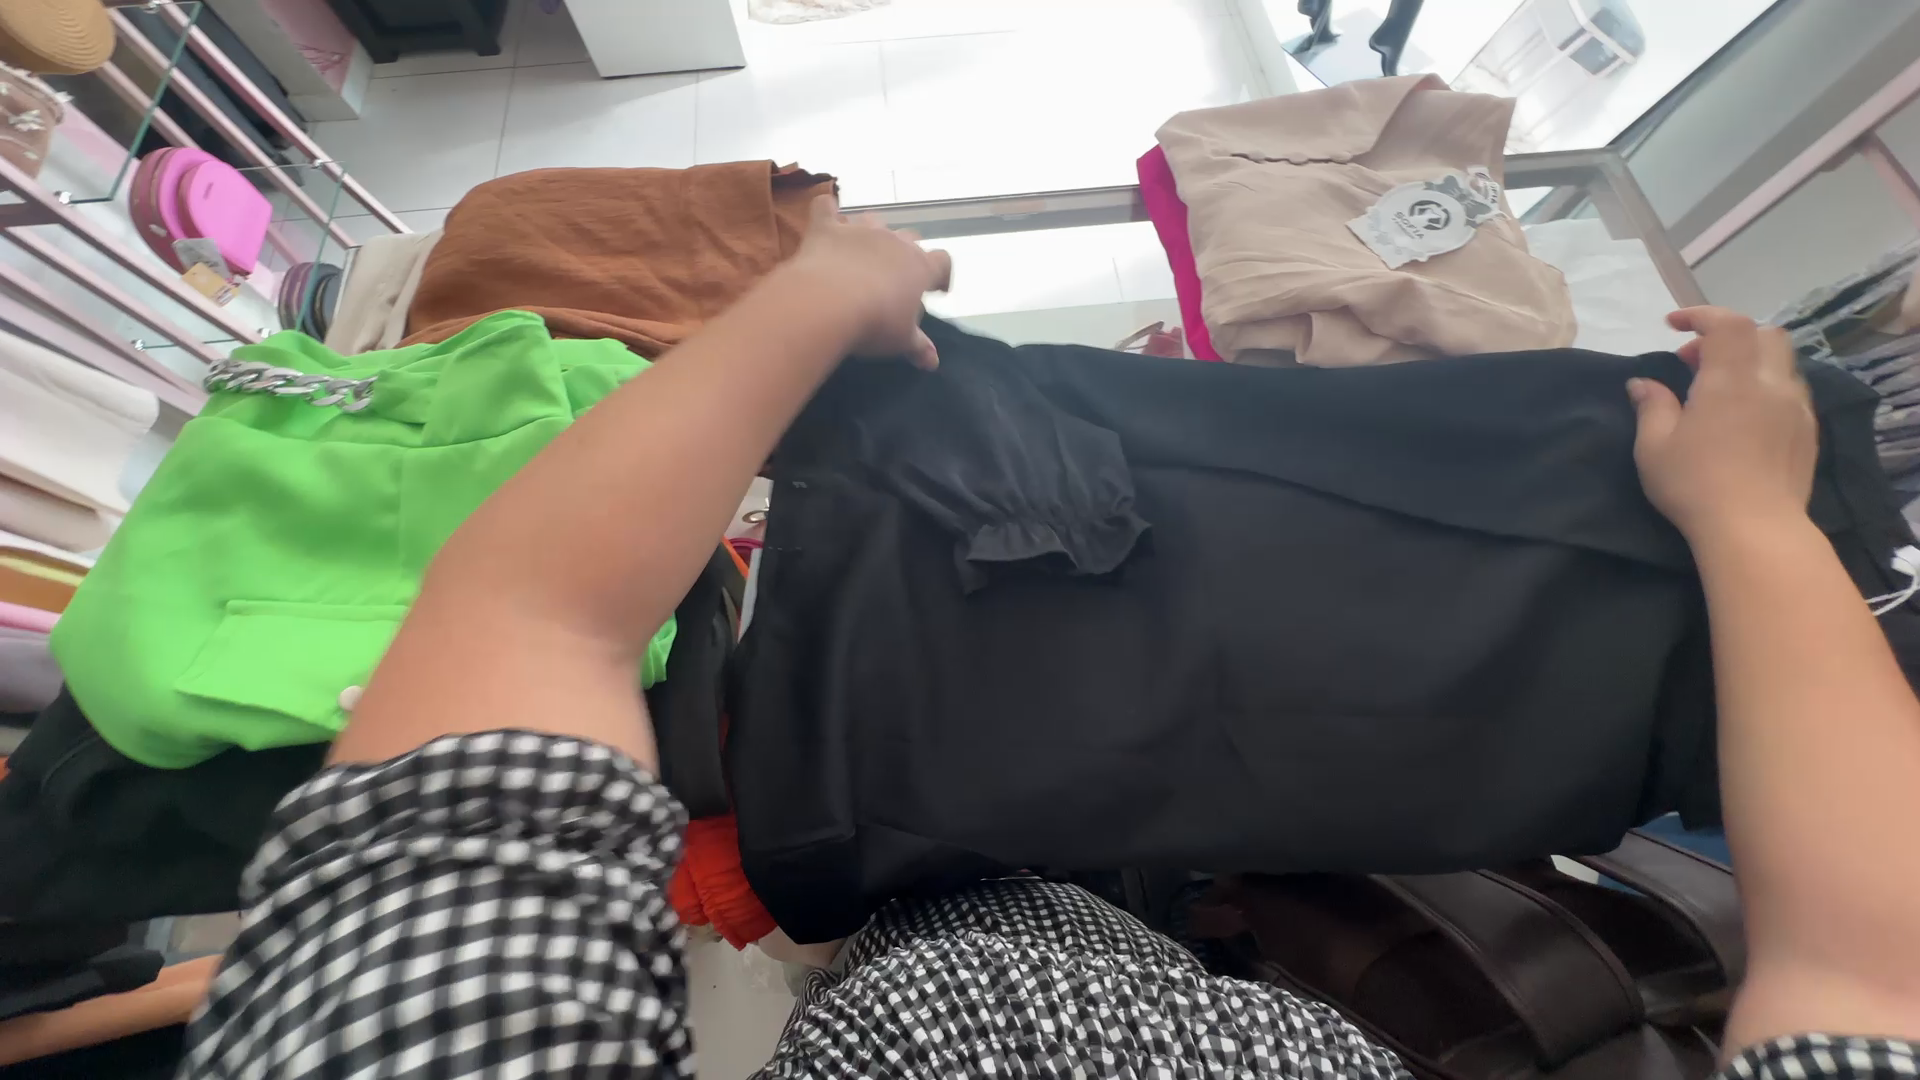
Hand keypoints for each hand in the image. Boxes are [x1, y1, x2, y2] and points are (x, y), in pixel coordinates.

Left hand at [787, 195, 952, 369]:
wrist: (829, 303)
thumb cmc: (876, 323)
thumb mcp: (901, 340)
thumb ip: (918, 347)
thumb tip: (933, 362)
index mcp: (920, 267)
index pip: (942, 262)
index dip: (941, 274)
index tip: (936, 289)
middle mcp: (894, 241)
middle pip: (910, 238)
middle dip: (906, 254)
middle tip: (897, 278)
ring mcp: (860, 230)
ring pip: (874, 220)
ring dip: (873, 234)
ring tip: (866, 253)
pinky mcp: (827, 228)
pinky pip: (827, 208)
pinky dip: (829, 211)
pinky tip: (828, 214)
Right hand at [1627, 306, 1816, 543]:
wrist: (1752, 523)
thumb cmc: (1691, 482)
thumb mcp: (1652, 445)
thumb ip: (1652, 406)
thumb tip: (1644, 382)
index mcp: (1730, 383)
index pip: (1728, 326)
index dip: (1701, 316)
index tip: (1671, 324)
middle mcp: (1771, 385)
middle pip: (1764, 335)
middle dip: (1726, 335)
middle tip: (1689, 358)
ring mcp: (1795, 406)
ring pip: (1779, 360)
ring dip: (1744, 359)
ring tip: (1710, 386)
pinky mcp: (1805, 427)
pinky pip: (1786, 387)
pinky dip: (1759, 382)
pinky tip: (1735, 411)